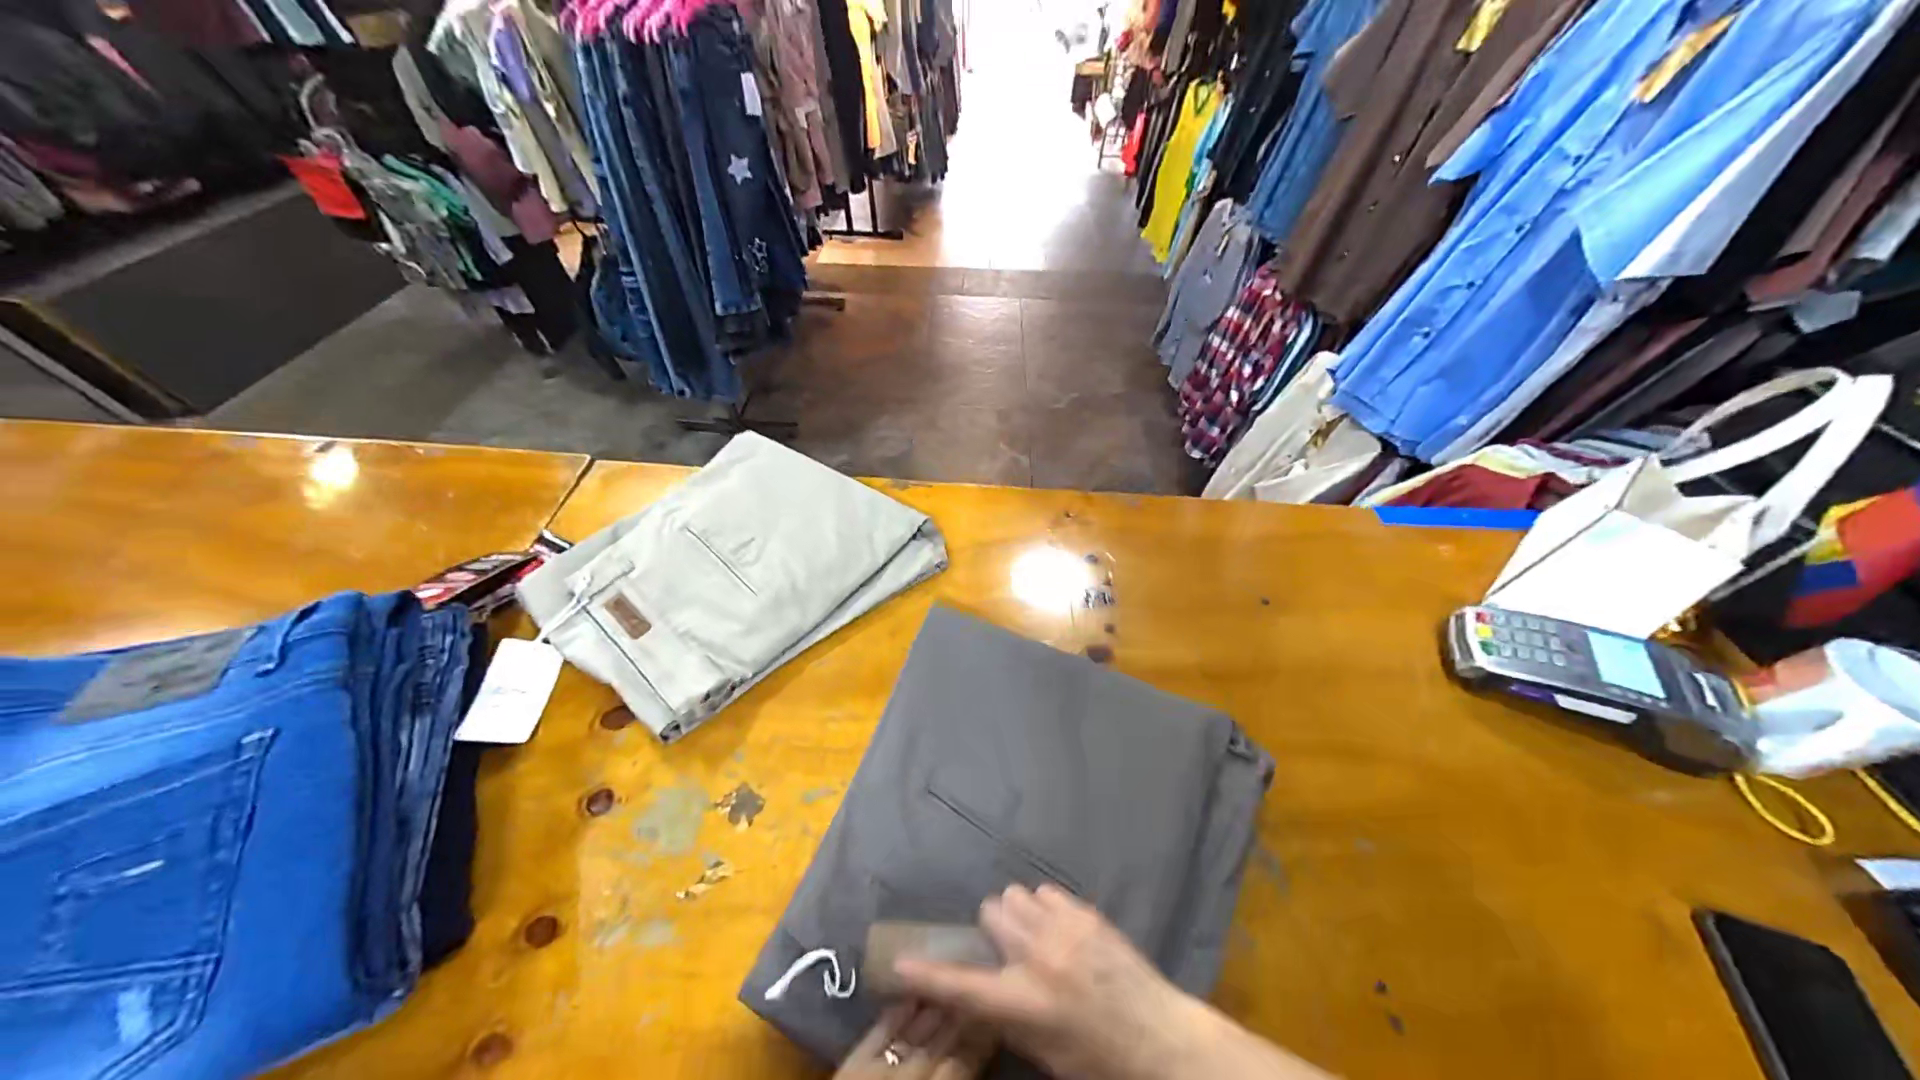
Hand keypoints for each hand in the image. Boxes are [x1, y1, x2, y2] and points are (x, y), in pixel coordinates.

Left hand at [834, 1001, 995, 1079]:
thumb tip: (967, 1070)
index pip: (960, 1066)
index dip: (978, 1041)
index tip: (993, 1017)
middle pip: (939, 1044)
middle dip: (960, 1018)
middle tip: (979, 991)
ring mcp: (876, 1073)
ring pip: (912, 1035)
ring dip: (933, 1012)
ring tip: (953, 989)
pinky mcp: (850, 1069)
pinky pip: (875, 1036)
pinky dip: (894, 1016)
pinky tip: (910, 997)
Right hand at [891, 884, 1202, 1079]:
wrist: (1160, 1035)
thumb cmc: (1098, 1058)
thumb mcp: (1043, 1052)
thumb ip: (1007, 1015)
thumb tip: (982, 985)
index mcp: (1023, 1002)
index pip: (961, 986)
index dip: (926, 975)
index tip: (899, 963)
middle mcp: (1038, 957)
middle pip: (991, 912)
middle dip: (993, 929)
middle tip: (1007, 950)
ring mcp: (1064, 928)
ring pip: (1016, 895)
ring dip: (1017, 914)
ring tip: (1035, 936)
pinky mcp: (1086, 913)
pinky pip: (1046, 892)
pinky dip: (1044, 908)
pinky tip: (1060, 930)